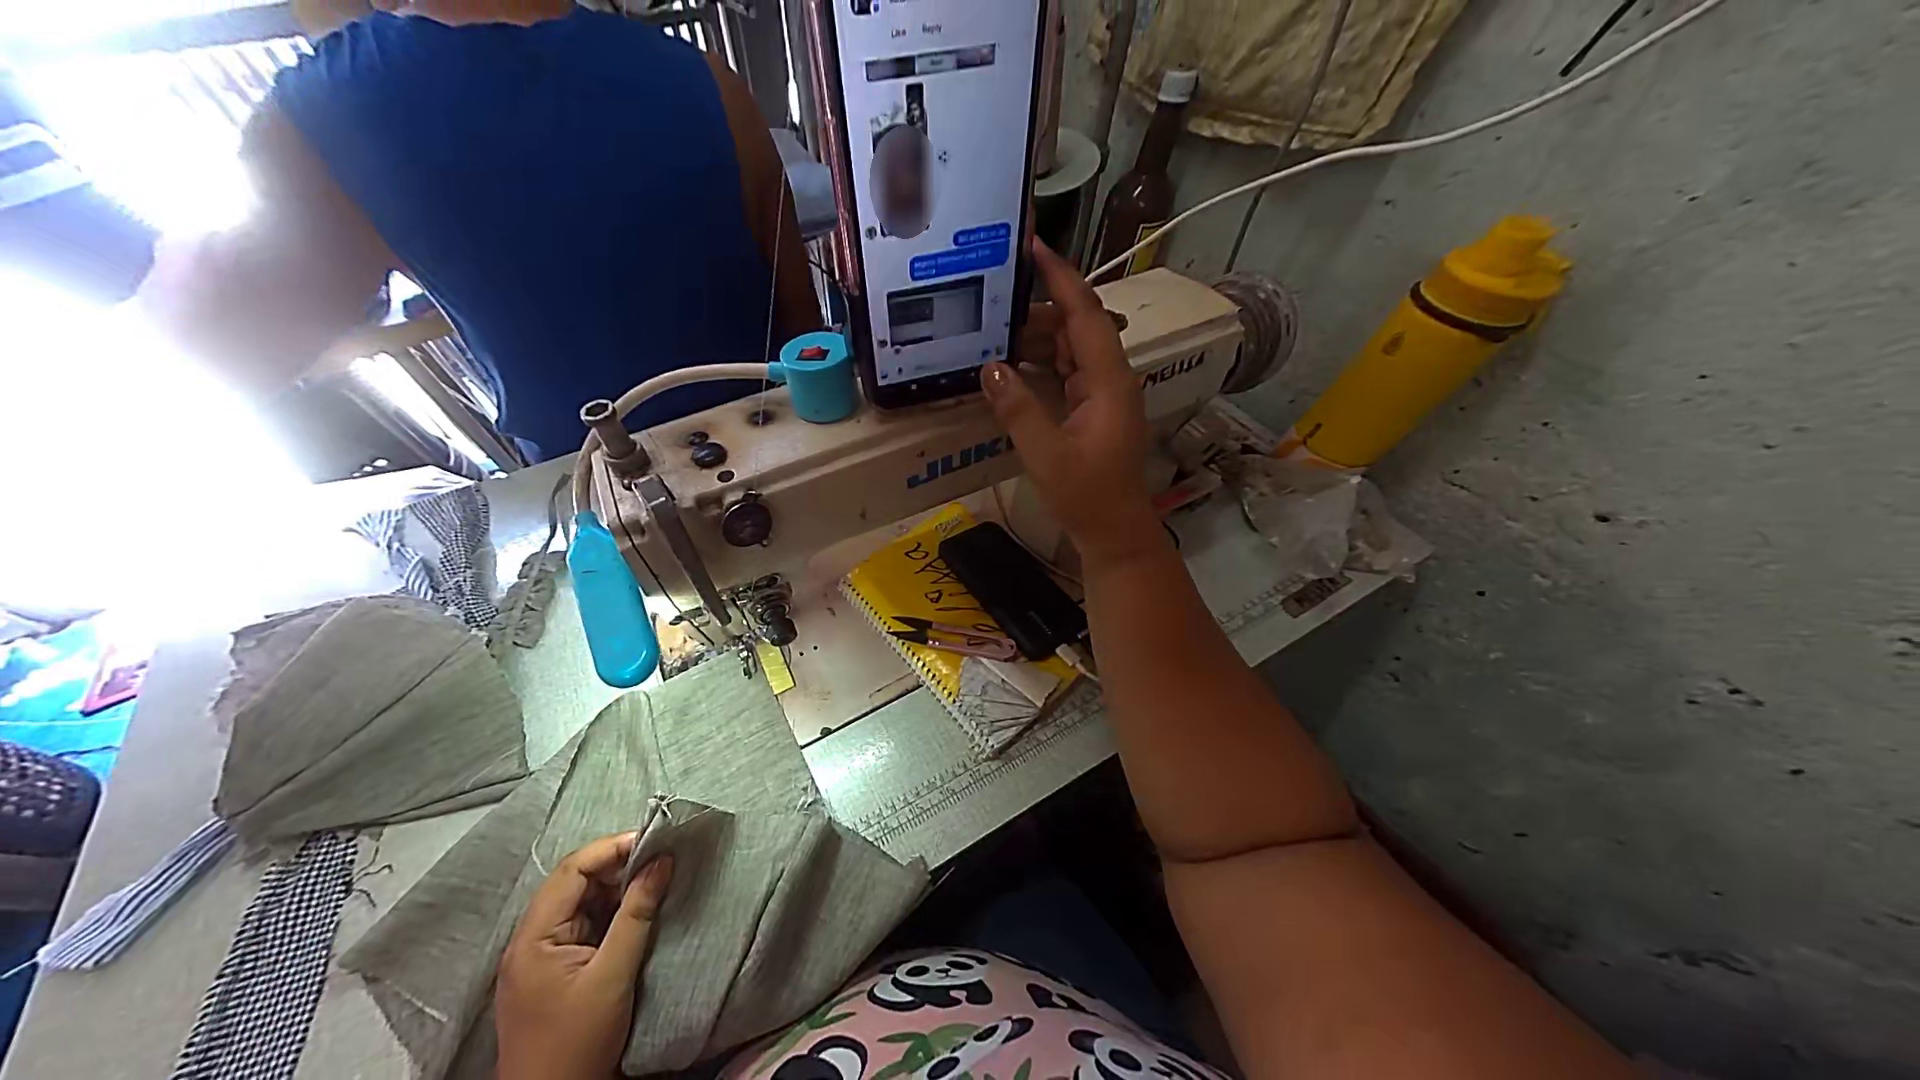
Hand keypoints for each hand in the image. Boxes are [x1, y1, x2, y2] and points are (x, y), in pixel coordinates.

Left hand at [496, 833, 673, 1079]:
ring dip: (618, 889)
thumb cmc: (577, 1045)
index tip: (654, 842)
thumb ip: (637, 913)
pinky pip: (585, 923)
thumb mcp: (613, 975)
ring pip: (582, 901)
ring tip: (655, 883)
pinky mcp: (554, 969)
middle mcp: (530, 939)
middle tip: (660, 863)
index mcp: (533, 937)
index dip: (613, 848)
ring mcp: (540, 955)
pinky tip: (638, 912)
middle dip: (619, 867)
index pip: (572, 870)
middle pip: (575, 882)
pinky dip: (612, 912)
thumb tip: (661, 861)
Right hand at [984, 239, 1167, 568]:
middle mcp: (1111, 379)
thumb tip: (990, 368)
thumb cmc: (1087, 495)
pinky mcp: (1094, 411)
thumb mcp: (1046, 454)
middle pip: (1076, 327)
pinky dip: (1041, 364)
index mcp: (1109, 380)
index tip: (1032, 246)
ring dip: (1036, 339)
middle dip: (1037, 311)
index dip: (1060, 278)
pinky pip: (1066, 373)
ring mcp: (1104, 394)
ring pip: (1070, 350)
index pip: (1085, 313)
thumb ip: (1017, 408)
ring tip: (994, 332)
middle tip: (993, 299)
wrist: (1115, 532)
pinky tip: (1011, 366)